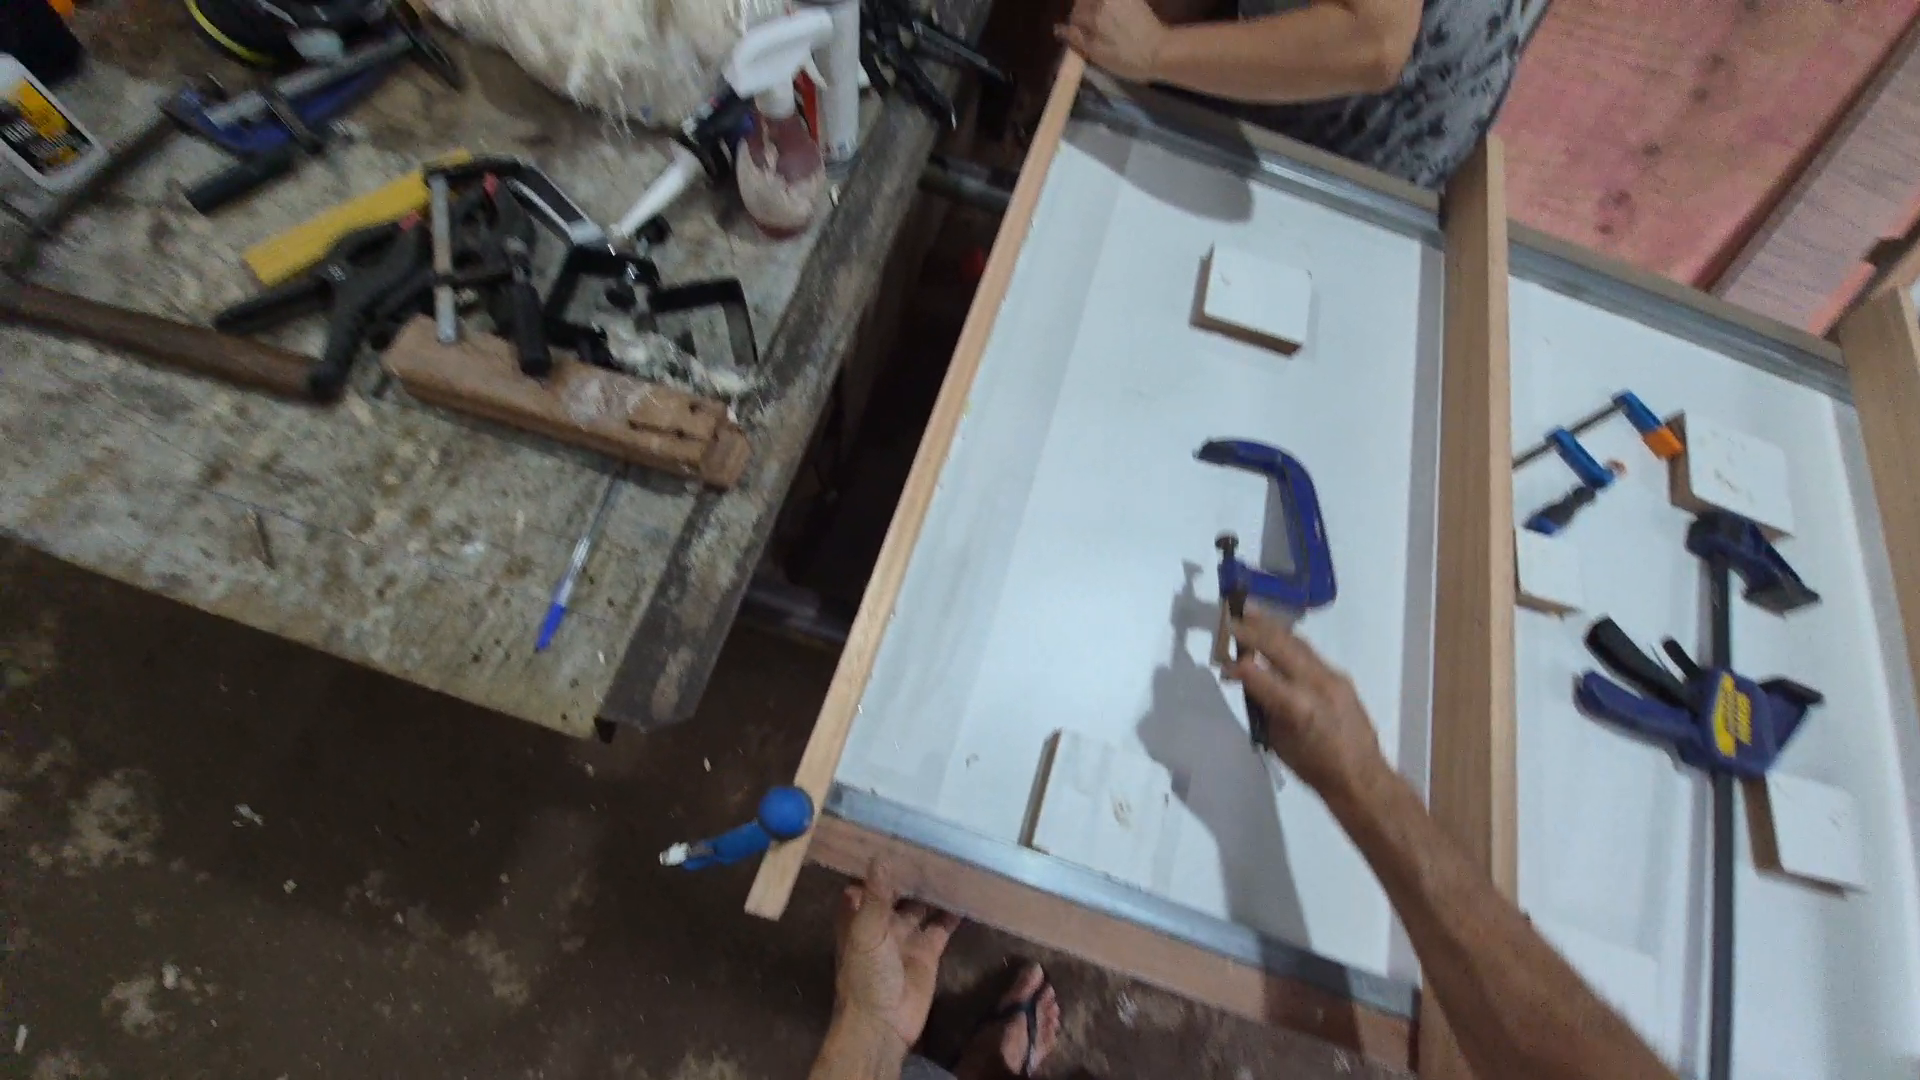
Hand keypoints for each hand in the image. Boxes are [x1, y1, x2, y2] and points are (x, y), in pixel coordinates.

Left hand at [832, 859, 962, 1047]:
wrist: (884, 1024)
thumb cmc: (866, 974)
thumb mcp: (867, 931)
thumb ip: (876, 895)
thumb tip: (881, 856)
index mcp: (860, 915)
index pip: (867, 881)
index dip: (878, 861)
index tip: (894, 835)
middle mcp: (882, 921)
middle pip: (898, 890)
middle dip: (911, 871)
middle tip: (931, 842)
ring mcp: (906, 935)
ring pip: (922, 905)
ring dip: (933, 888)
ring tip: (951, 860)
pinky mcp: (928, 950)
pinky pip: (942, 926)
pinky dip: (953, 913)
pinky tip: (966, 893)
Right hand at [1057, 0, 1171, 81]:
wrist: (1159, 50)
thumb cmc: (1127, 59)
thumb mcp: (1098, 55)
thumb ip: (1077, 39)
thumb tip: (1058, 28)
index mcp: (1094, 14)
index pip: (1074, 15)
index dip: (1075, 28)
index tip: (1082, 39)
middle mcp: (1104, 0)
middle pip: (1084, 2)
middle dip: (1084, 14)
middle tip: (1093, 32)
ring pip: (1097, 0)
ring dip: (1094, 8)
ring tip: (1103, 24)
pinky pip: (1112, 1)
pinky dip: (1107, 6)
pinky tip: (1114, 18)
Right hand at [1224, 610, 1388, 800]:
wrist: (1362, 777)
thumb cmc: (1312, 767)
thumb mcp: (1276, 739)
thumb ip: (1263, 704)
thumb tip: (1249, 681)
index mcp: (1295, 705)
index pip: (1254, 672)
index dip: (1233, 665)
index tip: (1220, 664)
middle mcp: (1314, 684)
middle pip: (1277, 645)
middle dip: (1251, 629)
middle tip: (1230, 616)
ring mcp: (1331, 677)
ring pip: (1296, 642)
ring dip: (1270, 626)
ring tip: (1250, 611)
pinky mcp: (1340, 677)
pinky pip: (1309, 652)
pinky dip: (1288, 641)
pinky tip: (1276, 635)